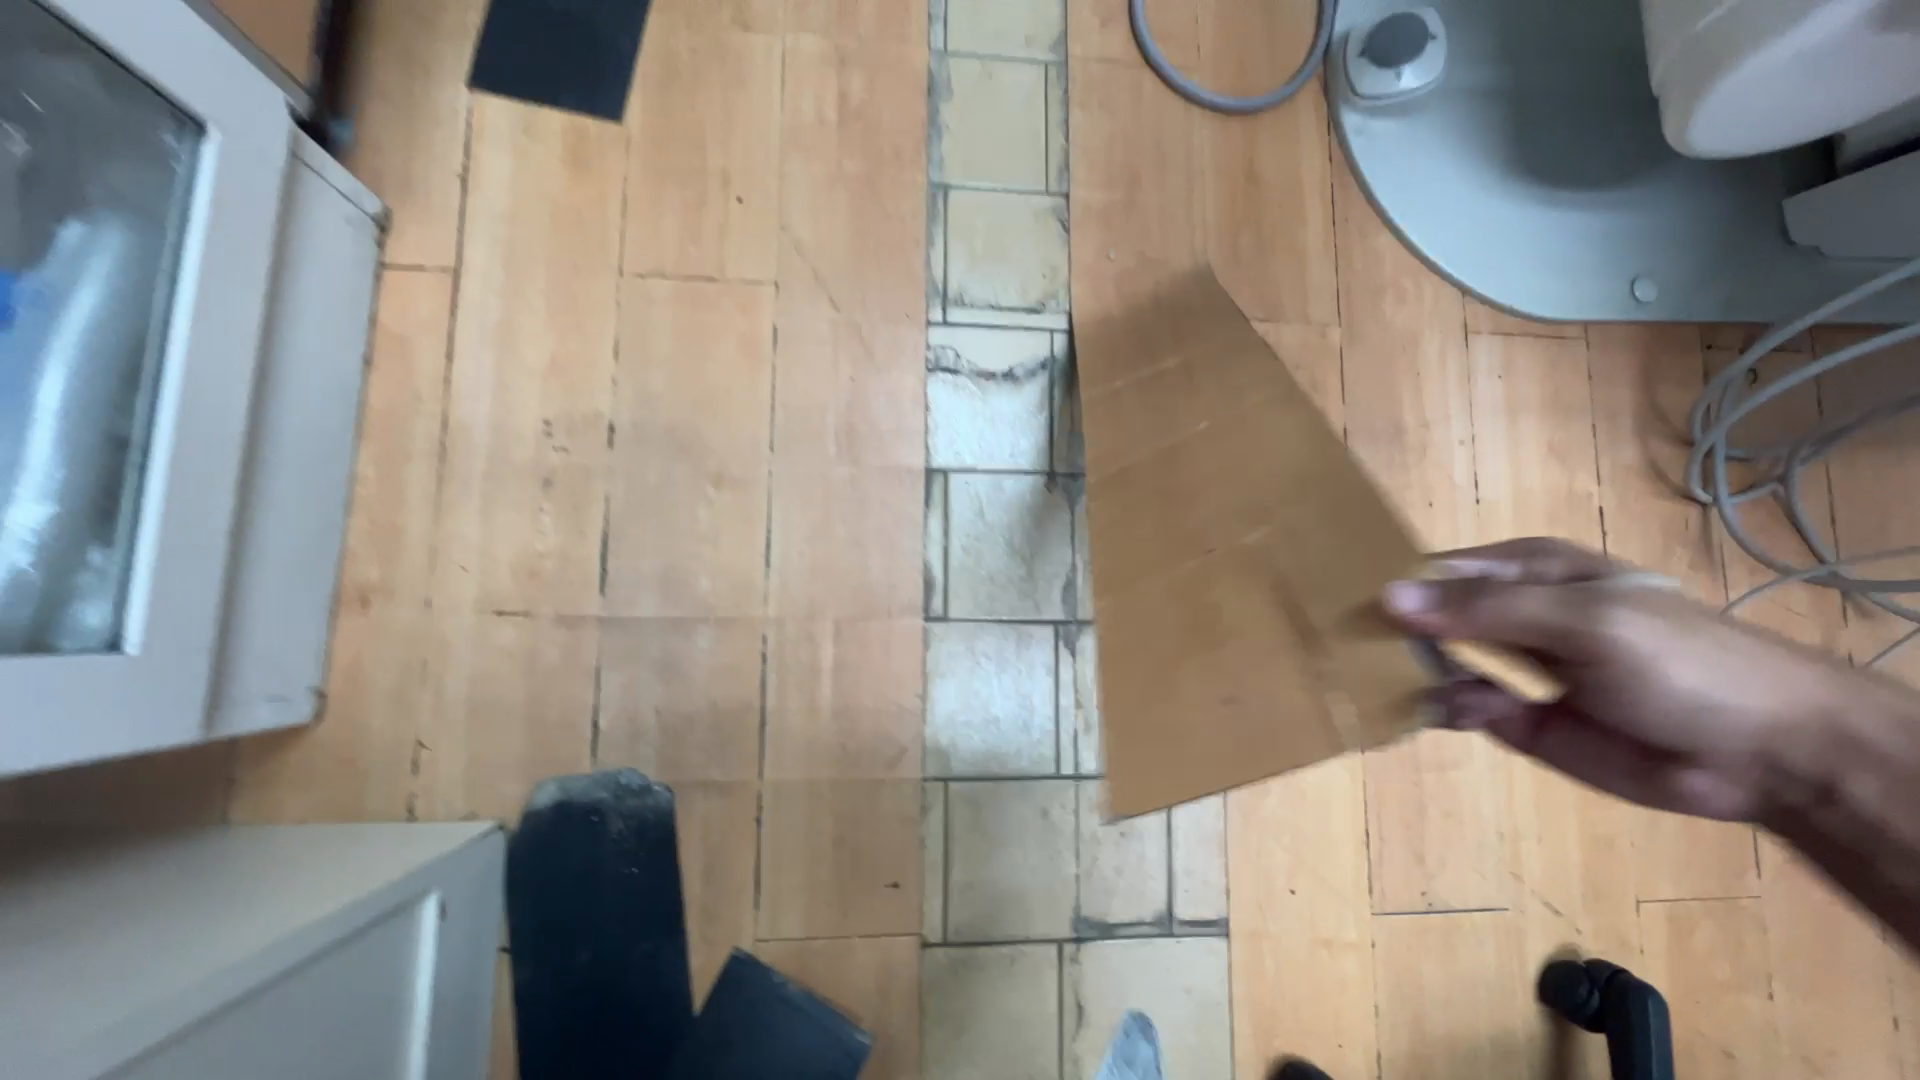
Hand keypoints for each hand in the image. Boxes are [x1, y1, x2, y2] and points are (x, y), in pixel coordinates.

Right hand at [1380, 537, 1863, 822]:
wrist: (1767, 755)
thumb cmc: (1680, 663)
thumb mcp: (1584, 621)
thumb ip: (1485, 608)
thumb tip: (1387, 597)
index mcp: (1524, 570)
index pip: (1436, 569)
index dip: (1390, 583)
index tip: (1335, 603)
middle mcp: (1507, 613)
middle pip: (1426, 616)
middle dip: (1390, 631)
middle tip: (1340, 648)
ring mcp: (1509, 667)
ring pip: (1434, 663)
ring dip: (1408, 673)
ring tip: (1381, 683)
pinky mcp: (1515, 719)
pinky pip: (1457, 707)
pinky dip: (1440, 709)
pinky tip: (1447, 712)